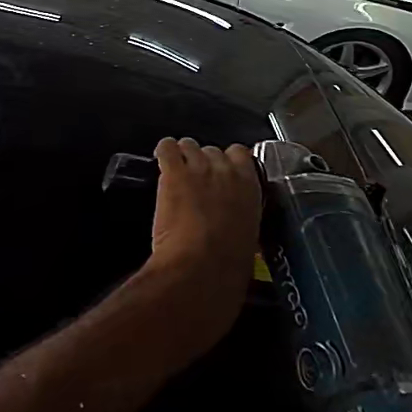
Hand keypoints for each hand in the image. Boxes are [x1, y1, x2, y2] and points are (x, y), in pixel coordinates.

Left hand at [140, 138, 262, 354]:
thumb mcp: (248, 235)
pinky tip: (160, 160)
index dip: (227, 160)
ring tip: (176, 172)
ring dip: (183, 157)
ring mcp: (200, 168)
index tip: (219, 172)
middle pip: (212, 150)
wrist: (202, 266)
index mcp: (250, 186)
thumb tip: (234, 220)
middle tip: (195, 180)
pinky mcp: (174, 172)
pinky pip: (167, 148)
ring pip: (189, 145)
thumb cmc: (228, 263)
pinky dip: (163, 152)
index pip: (240, 153)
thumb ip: (241, 215)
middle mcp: (226, 170)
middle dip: (203, 162)